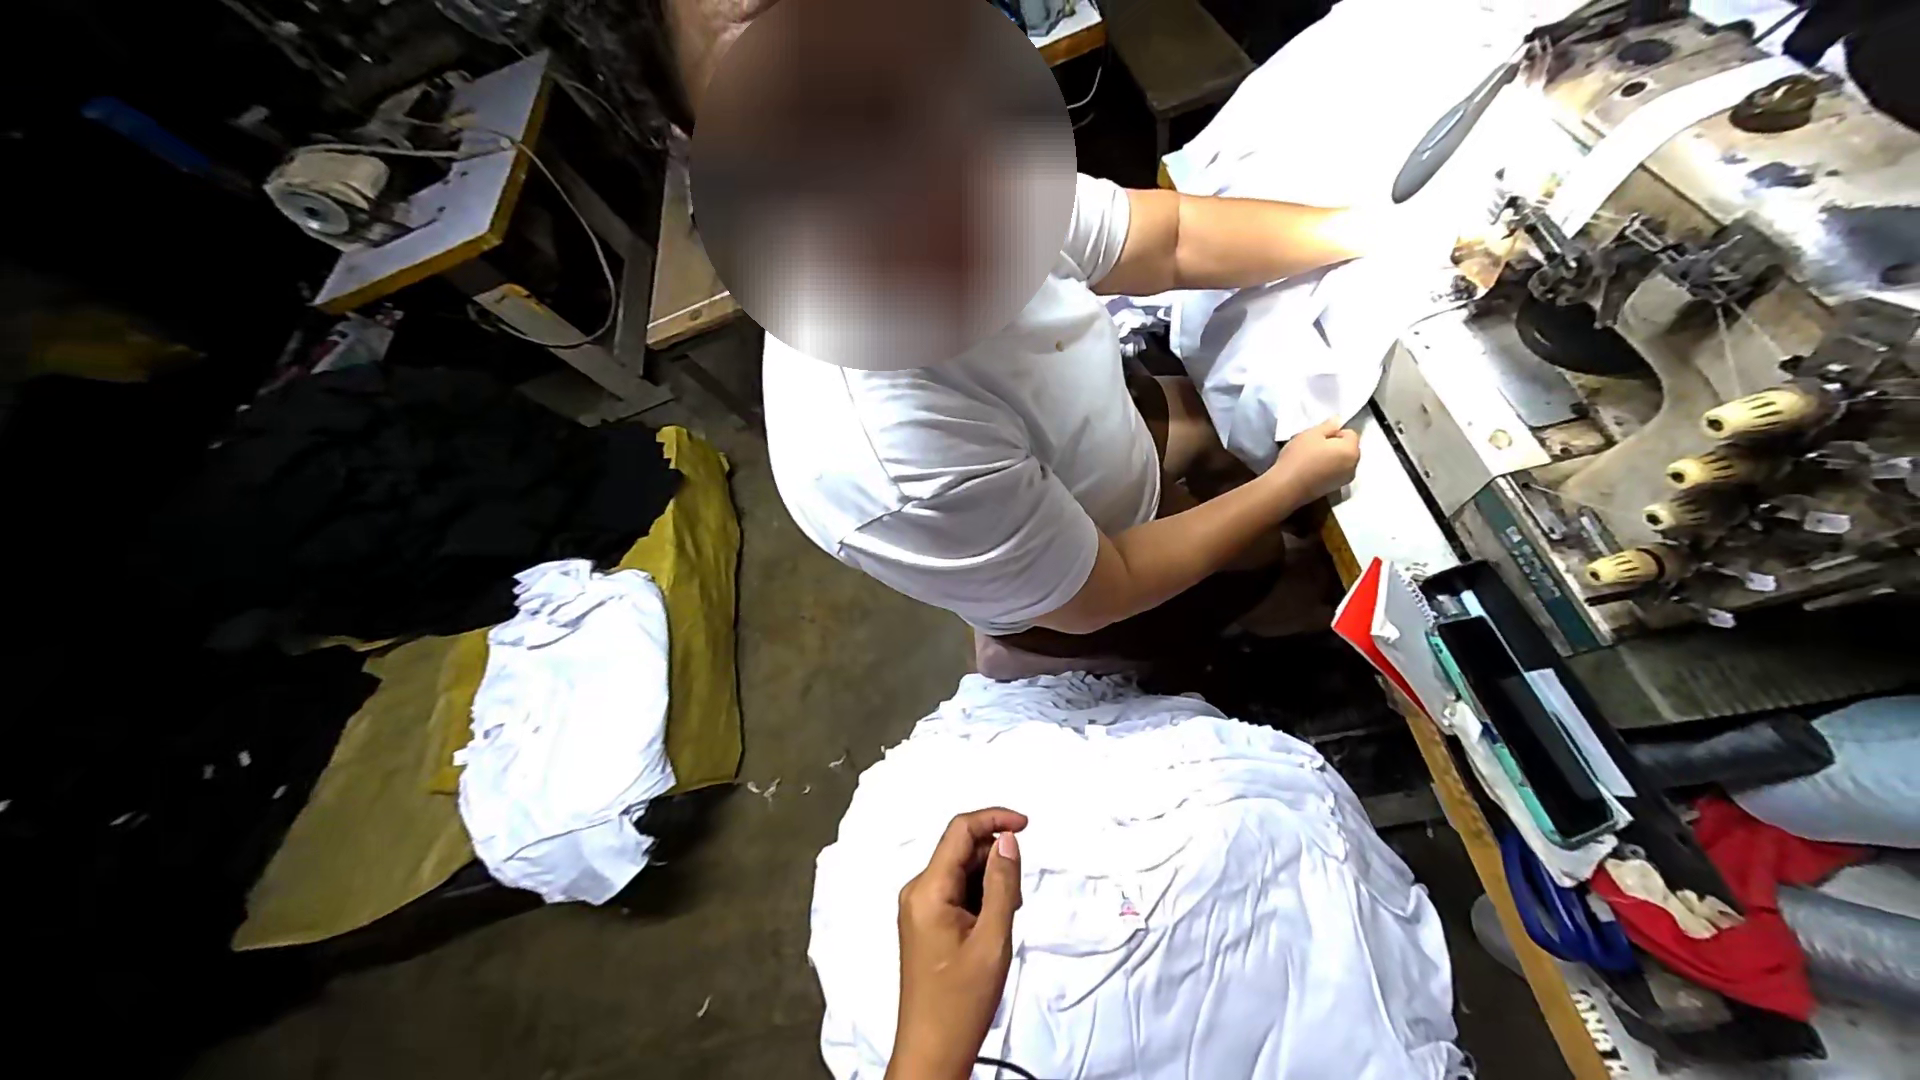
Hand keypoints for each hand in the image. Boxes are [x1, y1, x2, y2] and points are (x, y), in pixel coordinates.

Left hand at [887, 808, 1027, 1079]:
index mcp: (928, 889)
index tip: (1026, 825)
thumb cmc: (961, 1002)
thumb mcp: (992, 941)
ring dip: (989, 882)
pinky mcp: (925, 922)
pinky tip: (991, 927)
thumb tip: (1008, 839)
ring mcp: (919, 906)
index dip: (994, 818)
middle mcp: (918, 890)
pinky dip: (979, 898)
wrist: (932, 1054)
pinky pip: (956, 891)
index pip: (960, 830)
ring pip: (961, 871)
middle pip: (961, 850)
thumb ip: (1003, 884)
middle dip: (995, 861)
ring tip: (1003, 922)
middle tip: (1016, 900)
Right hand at [1271, 418, 1360, 500]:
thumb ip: (1328, 425)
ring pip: (1341, 462)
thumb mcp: (1311, 434)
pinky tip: (1311, 472)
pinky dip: (1326, 471)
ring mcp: (1345, 480)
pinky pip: (1334, 473)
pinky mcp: (1334, 489)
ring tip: (1311, 461)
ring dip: (1330, 459)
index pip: (1349, 433)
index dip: (1333, 433)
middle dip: (1334, 446)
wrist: (1287, 487)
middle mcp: (1354, 465)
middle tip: (1313, 448)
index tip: (1316, 438)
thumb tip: (1339, 420)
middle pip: (1347, 448)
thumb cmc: (1299, 457)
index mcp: (1352, 449)